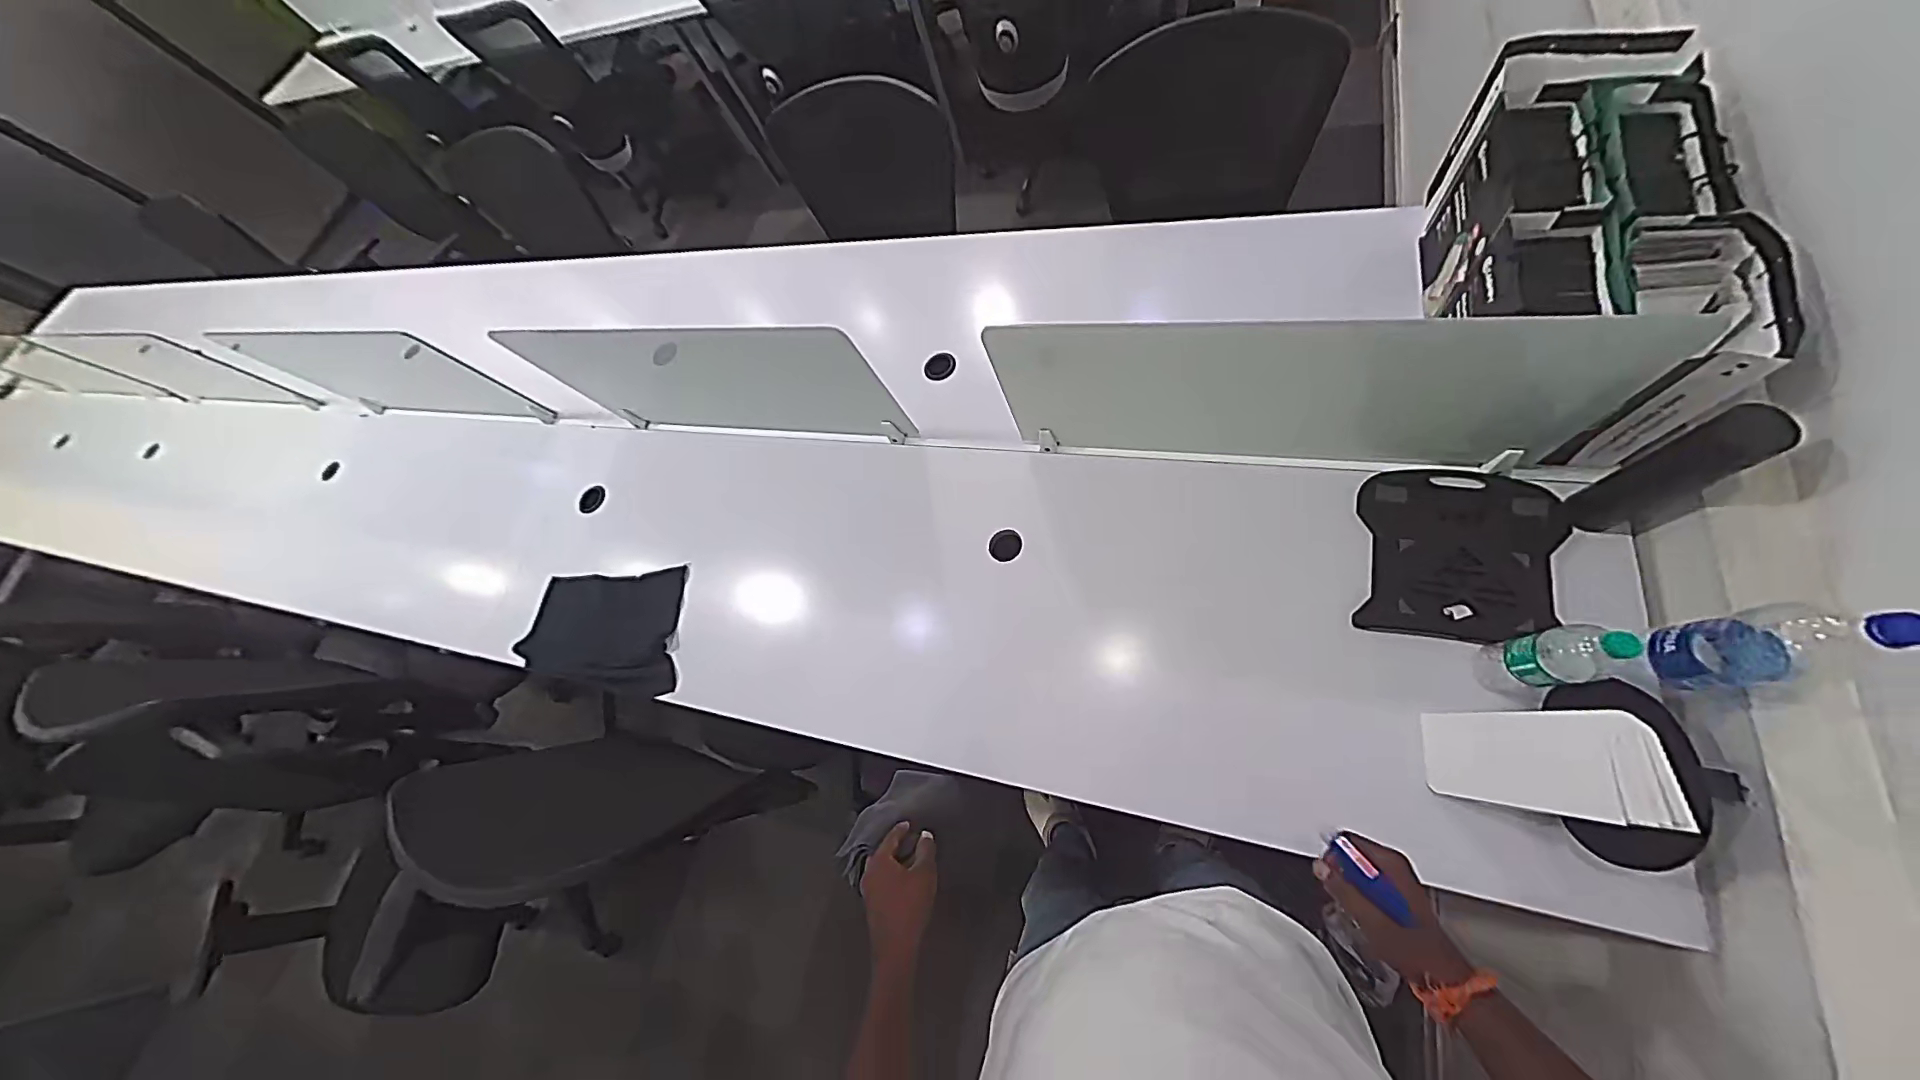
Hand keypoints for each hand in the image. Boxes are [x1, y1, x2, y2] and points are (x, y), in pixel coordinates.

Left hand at [860, 822, 937, 966]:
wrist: (895, 946)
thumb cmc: (910, 904)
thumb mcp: (924, 873)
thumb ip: (925, 851)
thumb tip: (924, 835)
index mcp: (879, 860)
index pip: (890, 838)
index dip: (901, 829)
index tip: (909, 823)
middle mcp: (869, 871)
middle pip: (883, 852)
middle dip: (896, 845)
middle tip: (910, 839)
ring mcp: (868, 889)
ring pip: (881, 867)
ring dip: (894, 861)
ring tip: (909, 858)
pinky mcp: (872, 904)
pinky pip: (881, 879)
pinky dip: (891, 873)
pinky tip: (903, 879)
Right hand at [1316, 832, 1472, 985]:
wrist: (1439, 975)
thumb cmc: (1412, 948)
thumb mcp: (1369, 918)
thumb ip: (1342, 888)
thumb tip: (1321, 867)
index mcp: (1391, 863)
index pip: (1347, 841)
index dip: (1332, 859)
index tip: (1330, 878)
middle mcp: (1395, 866)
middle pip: (1352, 856)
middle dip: (1340, 875)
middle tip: (1344, 900)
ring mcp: (1397, 880)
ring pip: (1357, 873)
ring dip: (1349, 889)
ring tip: (1357, 913)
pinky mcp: (1397, 894)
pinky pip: (1366, 885)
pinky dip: (1359, 897)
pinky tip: (1365, 918)